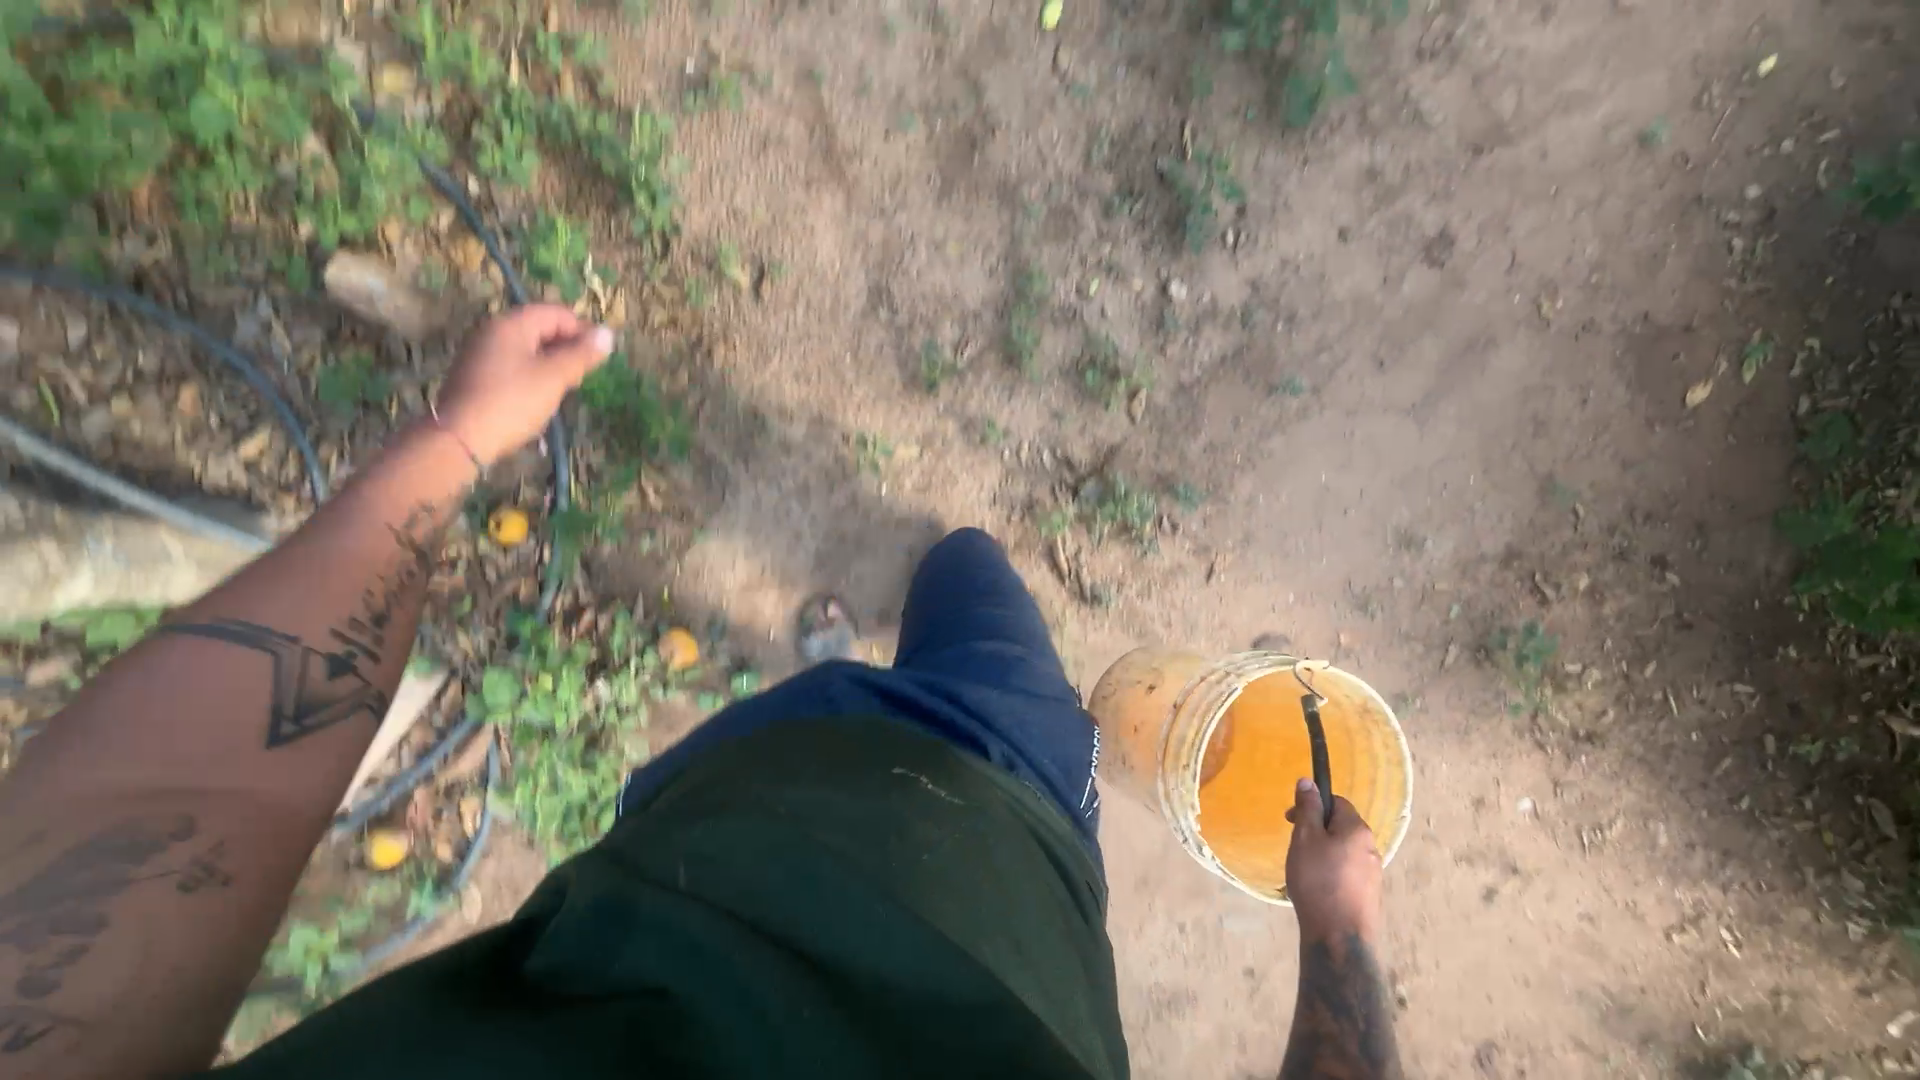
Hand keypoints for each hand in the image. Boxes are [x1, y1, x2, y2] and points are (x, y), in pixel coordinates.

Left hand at [434, 305, 613, 465]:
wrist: (461, 438)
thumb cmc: (512, 402)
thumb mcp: (554, 377)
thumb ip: (582, 354)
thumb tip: (608, 334)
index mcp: (511, 324)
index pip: (556, 313)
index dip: (583, 331)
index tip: (599, 357)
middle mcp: (493, 331)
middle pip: (541, 328)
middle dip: (568, 347)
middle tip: (584, 374)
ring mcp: (482, 353)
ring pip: (529, 348)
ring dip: (553, 362)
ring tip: (566, 387)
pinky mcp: (478, 375)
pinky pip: (514, 363)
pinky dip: (534, 373)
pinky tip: (541, 396)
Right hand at [1286, 778, 1383, 941]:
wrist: (1339, 937)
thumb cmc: (1318, 880)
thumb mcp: (1305, 838)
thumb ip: (1307, 808)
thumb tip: (1308, 782)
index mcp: (1358, 829)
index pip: (1337, 802)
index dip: (1312, 805)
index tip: (1291, 820)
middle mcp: (1371, 848)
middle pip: (1340, 826)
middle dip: (1316, 830)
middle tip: (1295, 846)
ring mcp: (1373, 874)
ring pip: (1342, 850)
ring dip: (1322, 852)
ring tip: (1303, 869)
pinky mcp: (1368, 895)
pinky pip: (1346, 871)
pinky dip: (1330, 872)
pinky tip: (1316, 888)